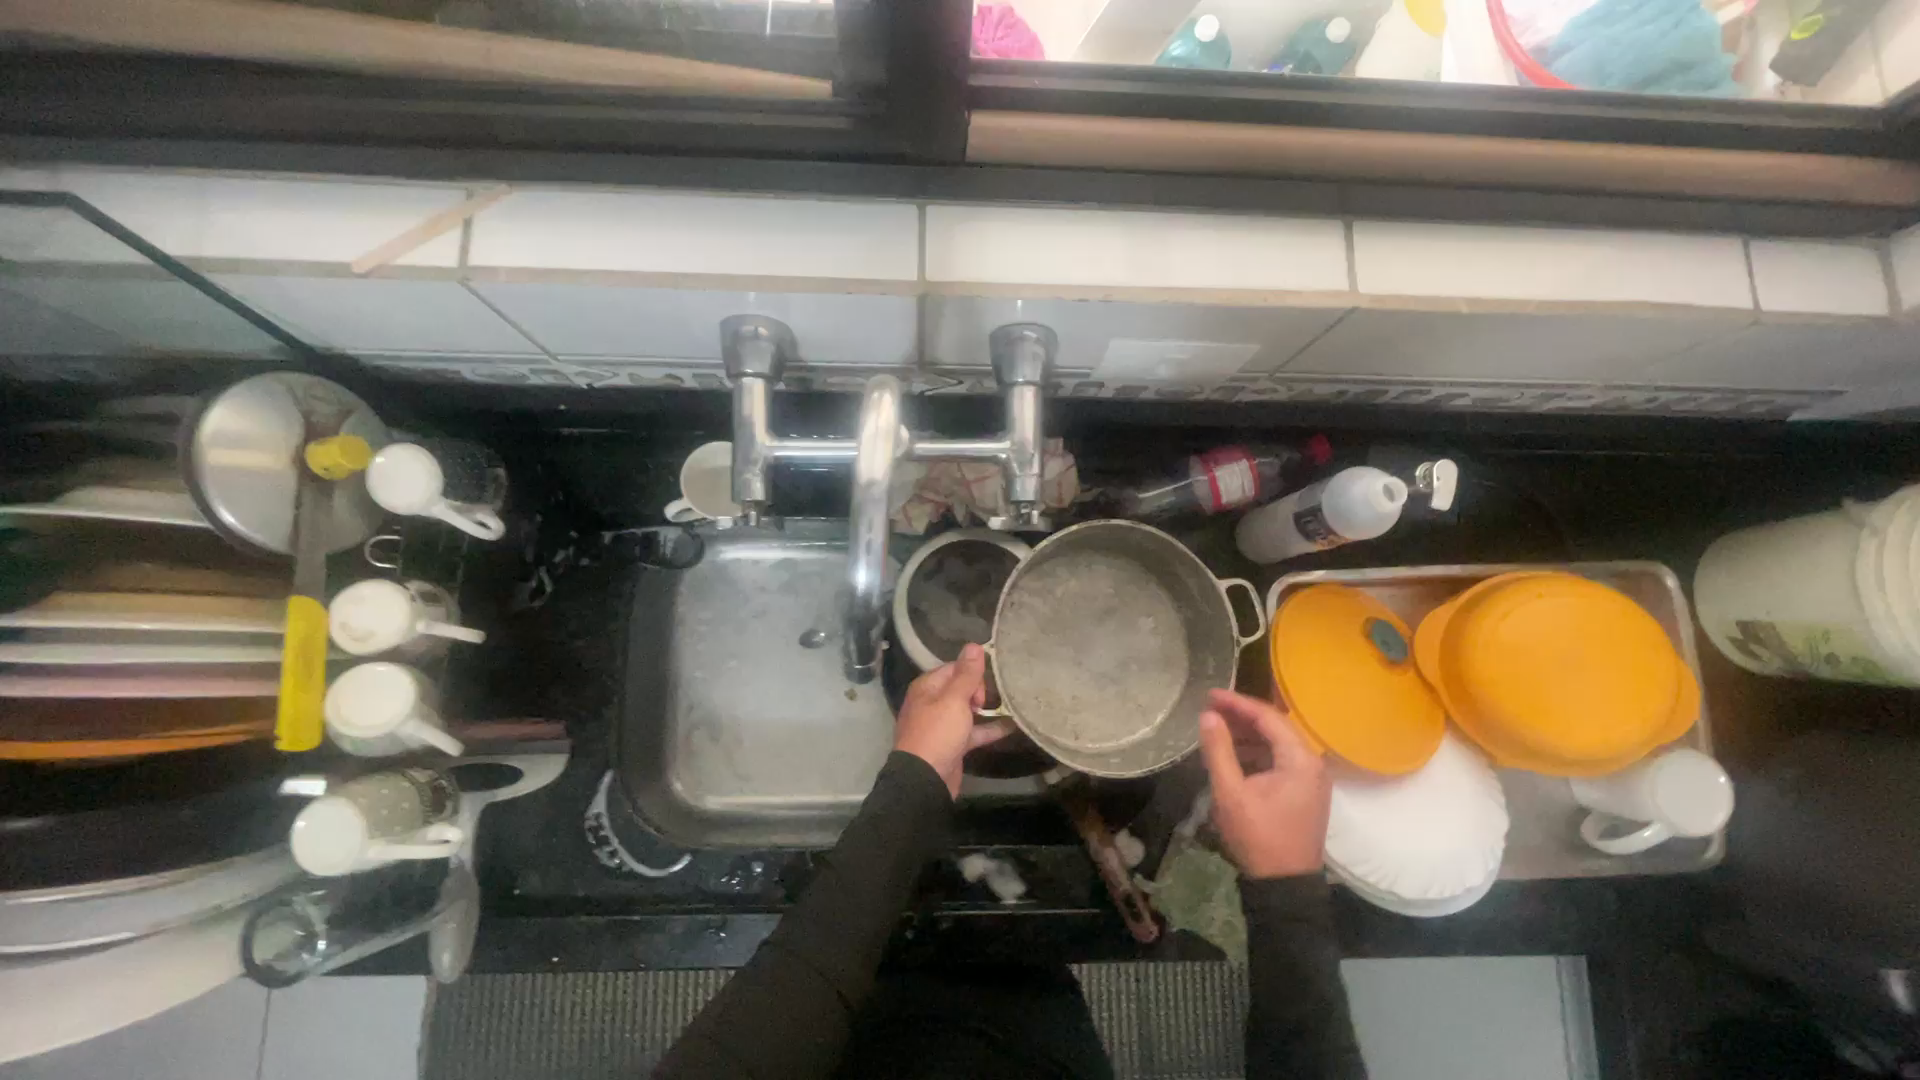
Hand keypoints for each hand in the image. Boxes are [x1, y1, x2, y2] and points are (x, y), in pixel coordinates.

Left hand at [894, 644, 1012, 798]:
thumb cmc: (937, 733)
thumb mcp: (953, 700)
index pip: (954, 668)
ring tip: (1013, 705)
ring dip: (988, 709)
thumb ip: (966, 674)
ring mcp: (942, 725)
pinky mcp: (953, 744)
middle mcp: (932, 703)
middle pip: (962, 688)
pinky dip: (990, 729)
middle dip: (979, 692)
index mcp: (927, 687)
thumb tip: (974, 644)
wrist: (925, 780)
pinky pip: (974, 731)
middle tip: (984, 705)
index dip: (972, 674)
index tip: (985, 687)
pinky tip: (1012, 727)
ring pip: (969, 710)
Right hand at [1198, 689, 1329, 879]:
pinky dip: (1257, 752)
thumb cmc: (1258, 837)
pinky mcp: (1305, 791)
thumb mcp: (1230, 793)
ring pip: (1278, 743)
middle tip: (1210, 708)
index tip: (1209, 694)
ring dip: (1248, 734)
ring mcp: (1312, 778)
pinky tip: (1233, 754)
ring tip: (1217, 728)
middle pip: (1276, 726)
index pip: (1268, 717)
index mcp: (1300, 759)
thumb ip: (1219, 750)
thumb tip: (1208, 715)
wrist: (1284, 885)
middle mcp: (1313, 763)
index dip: (1237, 702)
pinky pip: (1280, 759)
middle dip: (1242, 716)